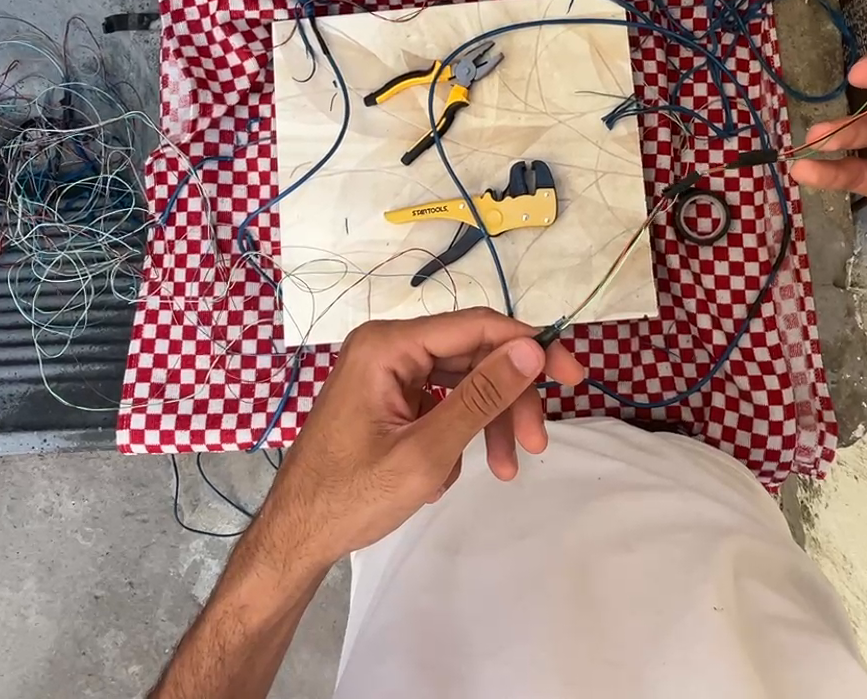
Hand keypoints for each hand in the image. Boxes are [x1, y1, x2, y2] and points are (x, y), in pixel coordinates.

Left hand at [251, 309, 585, 573]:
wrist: (295, 540)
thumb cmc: (351, 497)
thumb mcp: (427, 452)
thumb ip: (482, 396)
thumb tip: (533, 348)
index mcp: (388, 344)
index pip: (476, 326)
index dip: (528, 345)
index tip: (571, 373)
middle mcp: (388, 346)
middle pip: (472, 356)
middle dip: (507, 398)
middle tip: (537, 442)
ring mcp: (387, 372)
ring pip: (461, 381)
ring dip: (488, 421)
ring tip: (505, 469)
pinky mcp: (389, 397)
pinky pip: (441, 400)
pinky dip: (459, 431)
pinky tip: (451, 470)